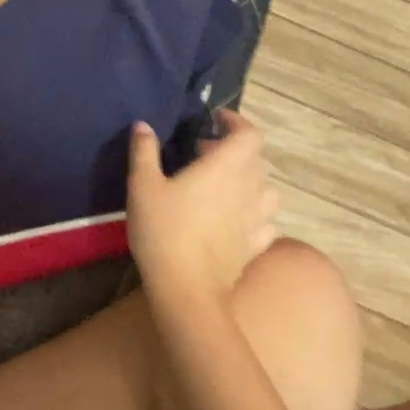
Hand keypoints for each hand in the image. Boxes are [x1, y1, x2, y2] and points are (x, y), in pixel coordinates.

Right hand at [127, 110, 279, 302]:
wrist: (187, 289)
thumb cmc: (164, 230)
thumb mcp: (143, 186)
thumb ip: (145, 151)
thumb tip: (143, 125)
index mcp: (225, 166)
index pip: (248, 133)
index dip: (236, 122)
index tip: (216, 120)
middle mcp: (249, 187)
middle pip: (257, 158)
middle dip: (235, 149)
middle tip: (205, 152)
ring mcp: (257, 218)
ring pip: (265, 189)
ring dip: (249, 179)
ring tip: (224, 185)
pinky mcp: (257, 245)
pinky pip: (265, 220)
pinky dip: (255, 212)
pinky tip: (236, 219)